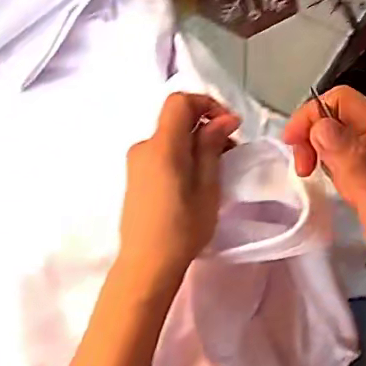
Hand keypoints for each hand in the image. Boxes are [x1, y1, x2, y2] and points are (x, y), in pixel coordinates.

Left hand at [119, 93, 240, 280]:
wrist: (146, 264)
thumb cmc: (182, 228)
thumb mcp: (207, 186)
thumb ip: (211, 146)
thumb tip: (223, 119)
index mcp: (162, 145)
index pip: (180, 102)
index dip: (207, 105)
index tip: (229, 127)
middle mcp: (143, 147)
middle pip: (175, 120)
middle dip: (205, 127)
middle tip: (230, 152)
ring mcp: (136, 162)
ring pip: (170, 138)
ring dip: (195, 144)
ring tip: (216, 171)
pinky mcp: (135, 177)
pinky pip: (161, 154)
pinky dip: (181, 156)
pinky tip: (195, 182)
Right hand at [280, 86, 365, 283]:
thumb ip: (349, 161)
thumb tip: (318, 124)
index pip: (342, 99)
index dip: (310, 115)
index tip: (293, 149)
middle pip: (339, 114)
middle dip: (313, 136)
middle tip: (305, 172)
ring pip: (342, 135)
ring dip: (323, 154)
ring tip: (329, 186)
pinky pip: (351, 155)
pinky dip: (336, 168)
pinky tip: (343, 192)